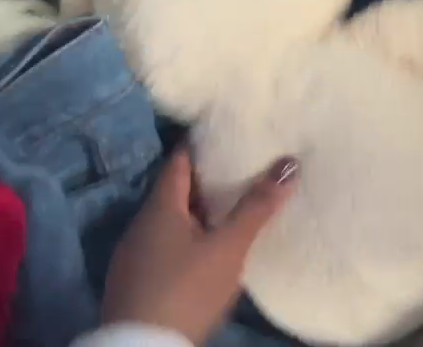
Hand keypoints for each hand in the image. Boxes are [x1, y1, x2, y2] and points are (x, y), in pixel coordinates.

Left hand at [100, 147, 297, 342]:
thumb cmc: (186, 290)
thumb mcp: (229, 246)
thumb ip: (257, 205)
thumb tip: (289, 162)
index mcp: (158, 209)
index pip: (180, 161)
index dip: (204, 144)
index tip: (230, 133)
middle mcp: (140, 227)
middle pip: (176, 191)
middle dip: (208, 179)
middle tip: (244, 167)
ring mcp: (134, 258)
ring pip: (171, 221)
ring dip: (200, 211)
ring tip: (235, 205)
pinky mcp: (136, 285)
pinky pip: (166, 245)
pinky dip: (189, 237)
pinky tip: (210, 246)